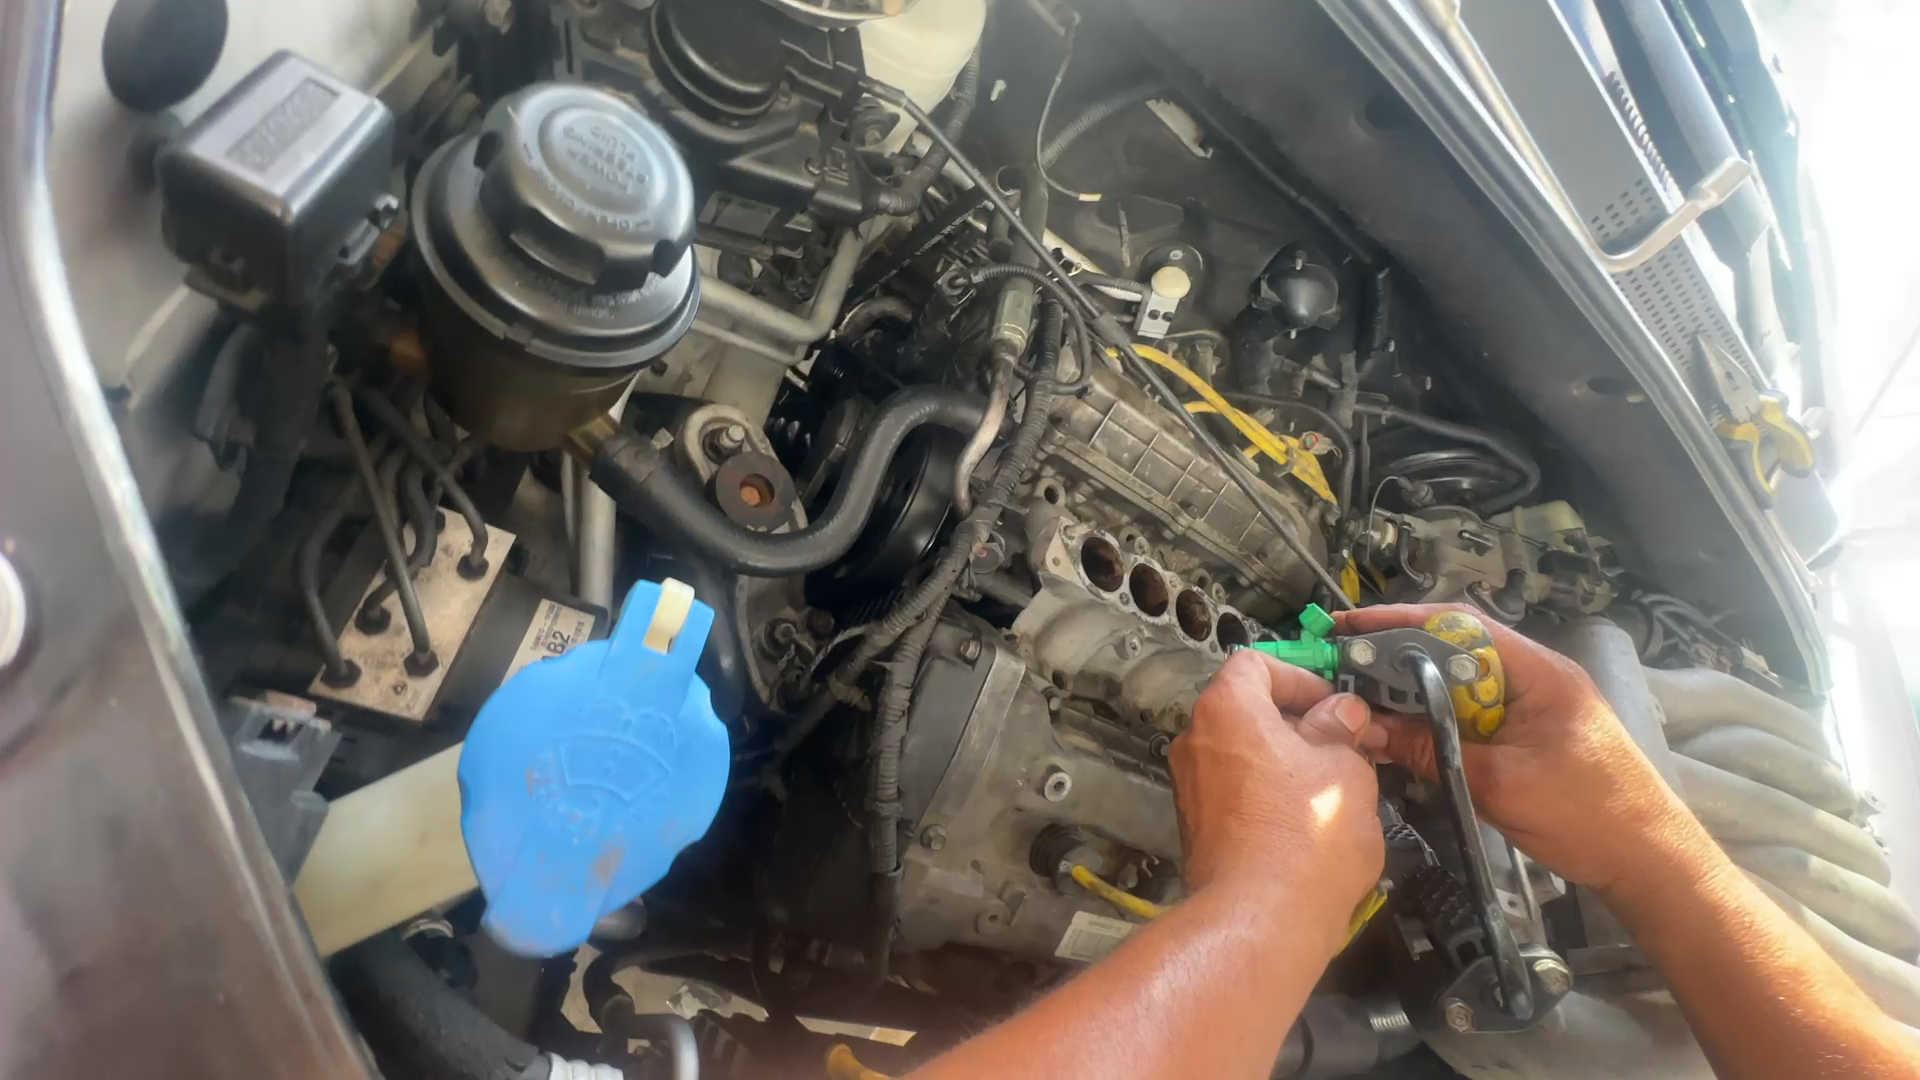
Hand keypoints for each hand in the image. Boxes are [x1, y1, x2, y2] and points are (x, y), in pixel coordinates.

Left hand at [1170, 650, 1383, 945]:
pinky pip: (1233, 785)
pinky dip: (1265, 788)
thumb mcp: (1344, 770)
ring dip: (1285, 757)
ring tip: (1333, 786)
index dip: (1300, 675)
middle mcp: (1195, 736)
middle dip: (1299, 720)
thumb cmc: (1305, 834)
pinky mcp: (1194, 818)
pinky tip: (1304, 819)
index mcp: (1225, 709)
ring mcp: (1189, 779)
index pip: (1255, 662)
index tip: (1335, 704)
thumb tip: (1340, 711)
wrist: (1258, 916)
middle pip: (1247, 706)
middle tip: (1347, 746)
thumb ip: (1339, 729)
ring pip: (1243, 749)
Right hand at [1332, 605, 1693, 894]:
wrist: (1658, 871)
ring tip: (1361, 683)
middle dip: (1396, 645)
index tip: (1350, 626)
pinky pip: (1466, 702)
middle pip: (1453, 643)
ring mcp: (1531, 701)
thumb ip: (1429, 750)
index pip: (1459, 625)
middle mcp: (1534, 675)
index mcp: (1538, 673)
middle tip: (1343, 654)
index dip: (1399, 619)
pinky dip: (1429, 705)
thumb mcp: (1497, 785)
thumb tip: (1364, 729)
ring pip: (1456, 674)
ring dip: (1410, 678)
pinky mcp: (1526, 727)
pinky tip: (1401, 718)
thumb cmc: (1589, 820)